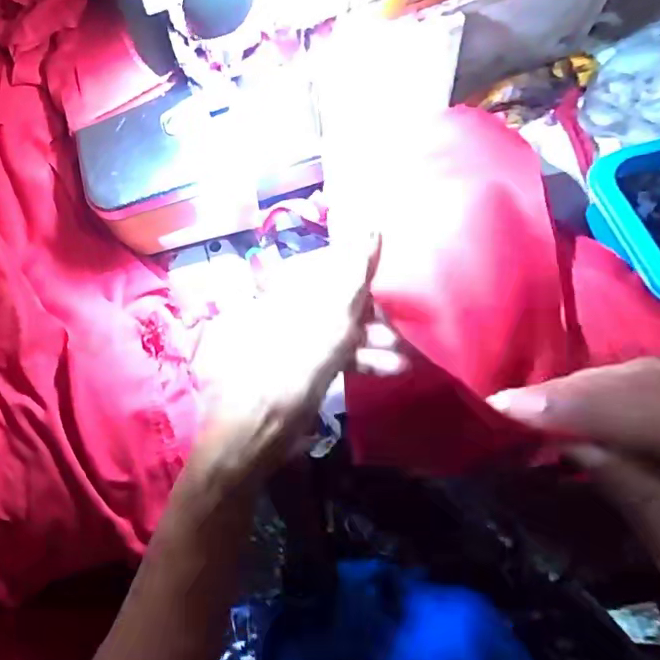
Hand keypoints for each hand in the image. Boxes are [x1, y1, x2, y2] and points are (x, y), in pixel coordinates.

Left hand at [185, 234, 402, 489]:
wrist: (255, 431)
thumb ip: (353, 276)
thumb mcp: (330, 318)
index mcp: (277, 289)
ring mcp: (282, 340)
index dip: (359, 276)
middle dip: (370, 315)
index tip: (391, 286)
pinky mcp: (290, 370)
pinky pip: (328, 355)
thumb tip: (370, 227)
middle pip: (331, 301)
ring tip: (404, 359)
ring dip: (370, 342)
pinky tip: (388, 371)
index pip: (324, 268)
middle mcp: (276, 308)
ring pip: (333, 330)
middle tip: (403, 330)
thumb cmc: (292, 366)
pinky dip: (356, 360)